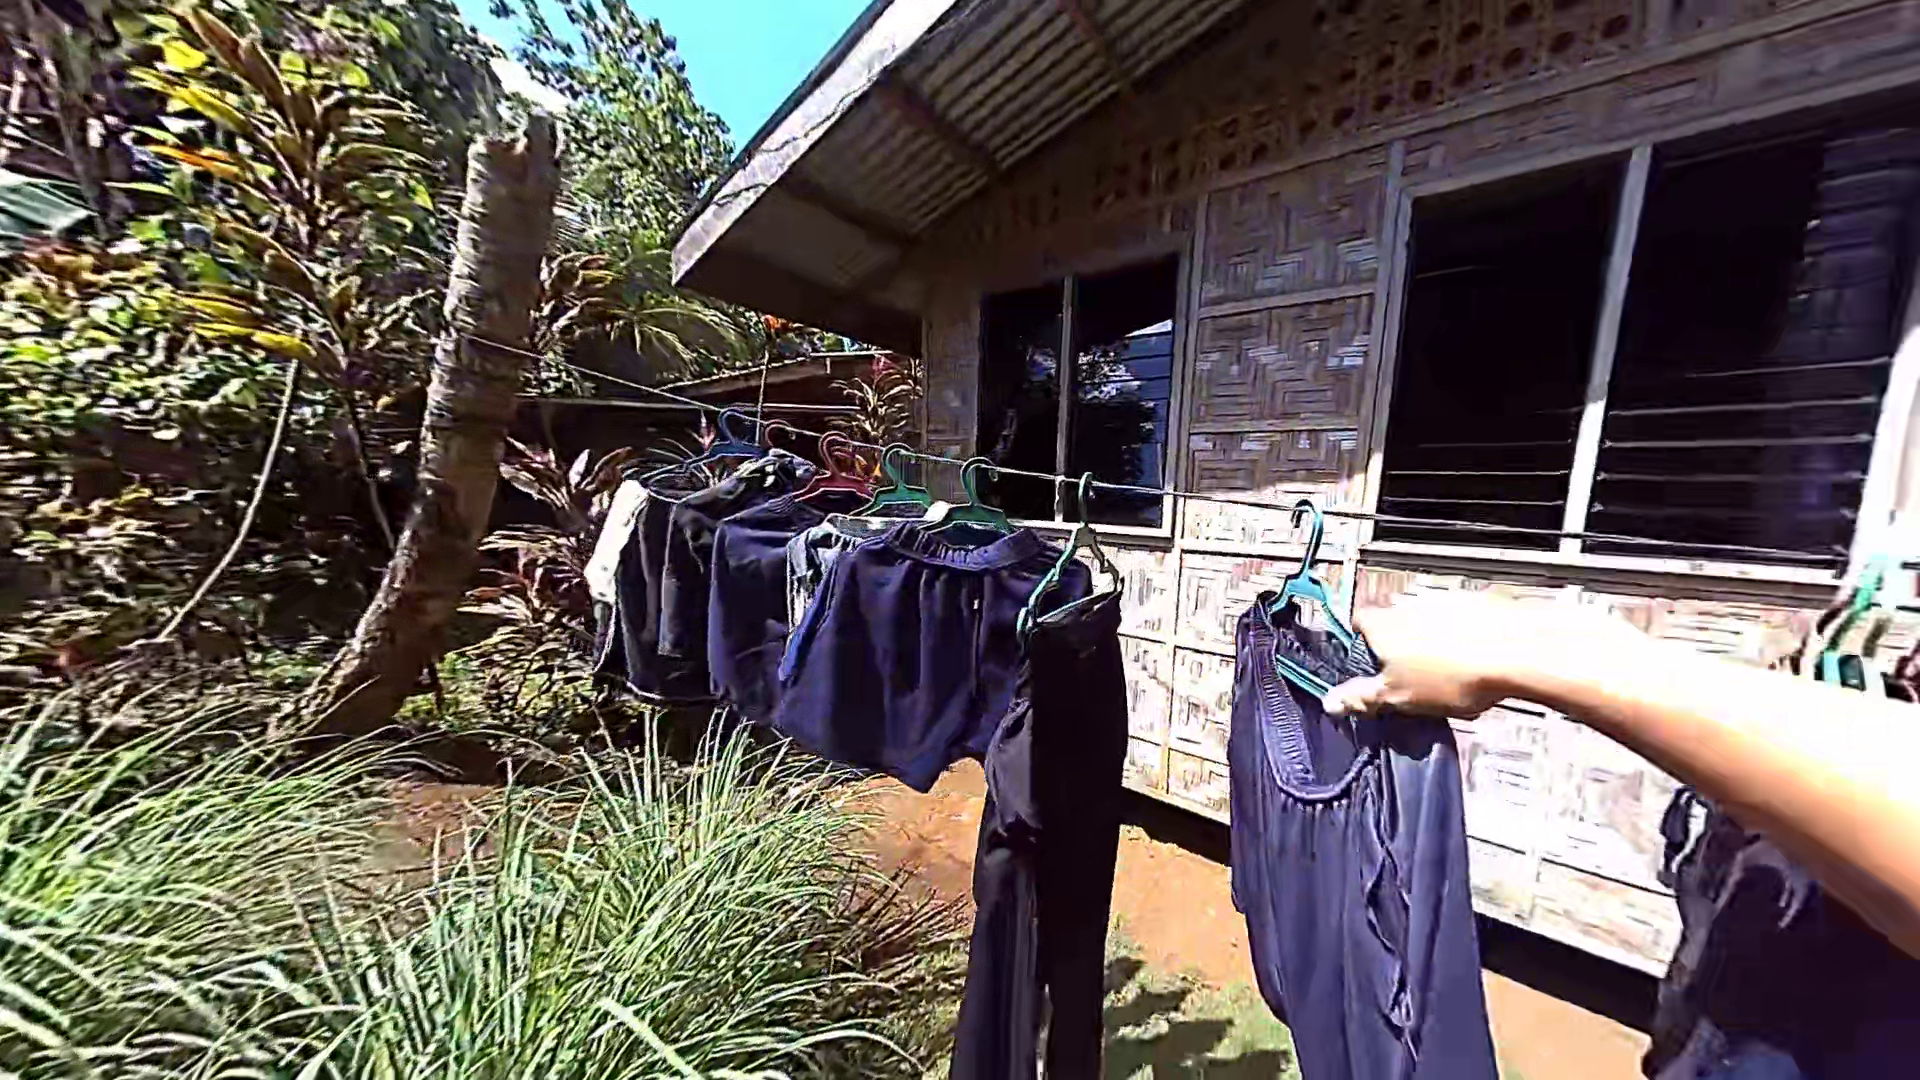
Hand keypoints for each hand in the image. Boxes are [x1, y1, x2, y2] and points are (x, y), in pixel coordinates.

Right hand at [1322, 593, 1643, 718]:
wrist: (1526, 653)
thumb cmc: (1454, 675)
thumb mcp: (1398, 697)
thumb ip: (1361, 697)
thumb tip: (1329, 702)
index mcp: (1378, 622)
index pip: (1354, 624)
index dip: (1360, 645)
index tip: (1372, 667)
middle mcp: (1404, 603)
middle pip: (1393, 623)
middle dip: (1400, 645)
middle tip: (1415, 677)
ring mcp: (1444, 599)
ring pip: (1429, 622)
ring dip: (1435, 641)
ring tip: (1455, 675)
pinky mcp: (1482, 602)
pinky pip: (1465, 621)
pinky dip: (1469, 637)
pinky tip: (1483, 664)